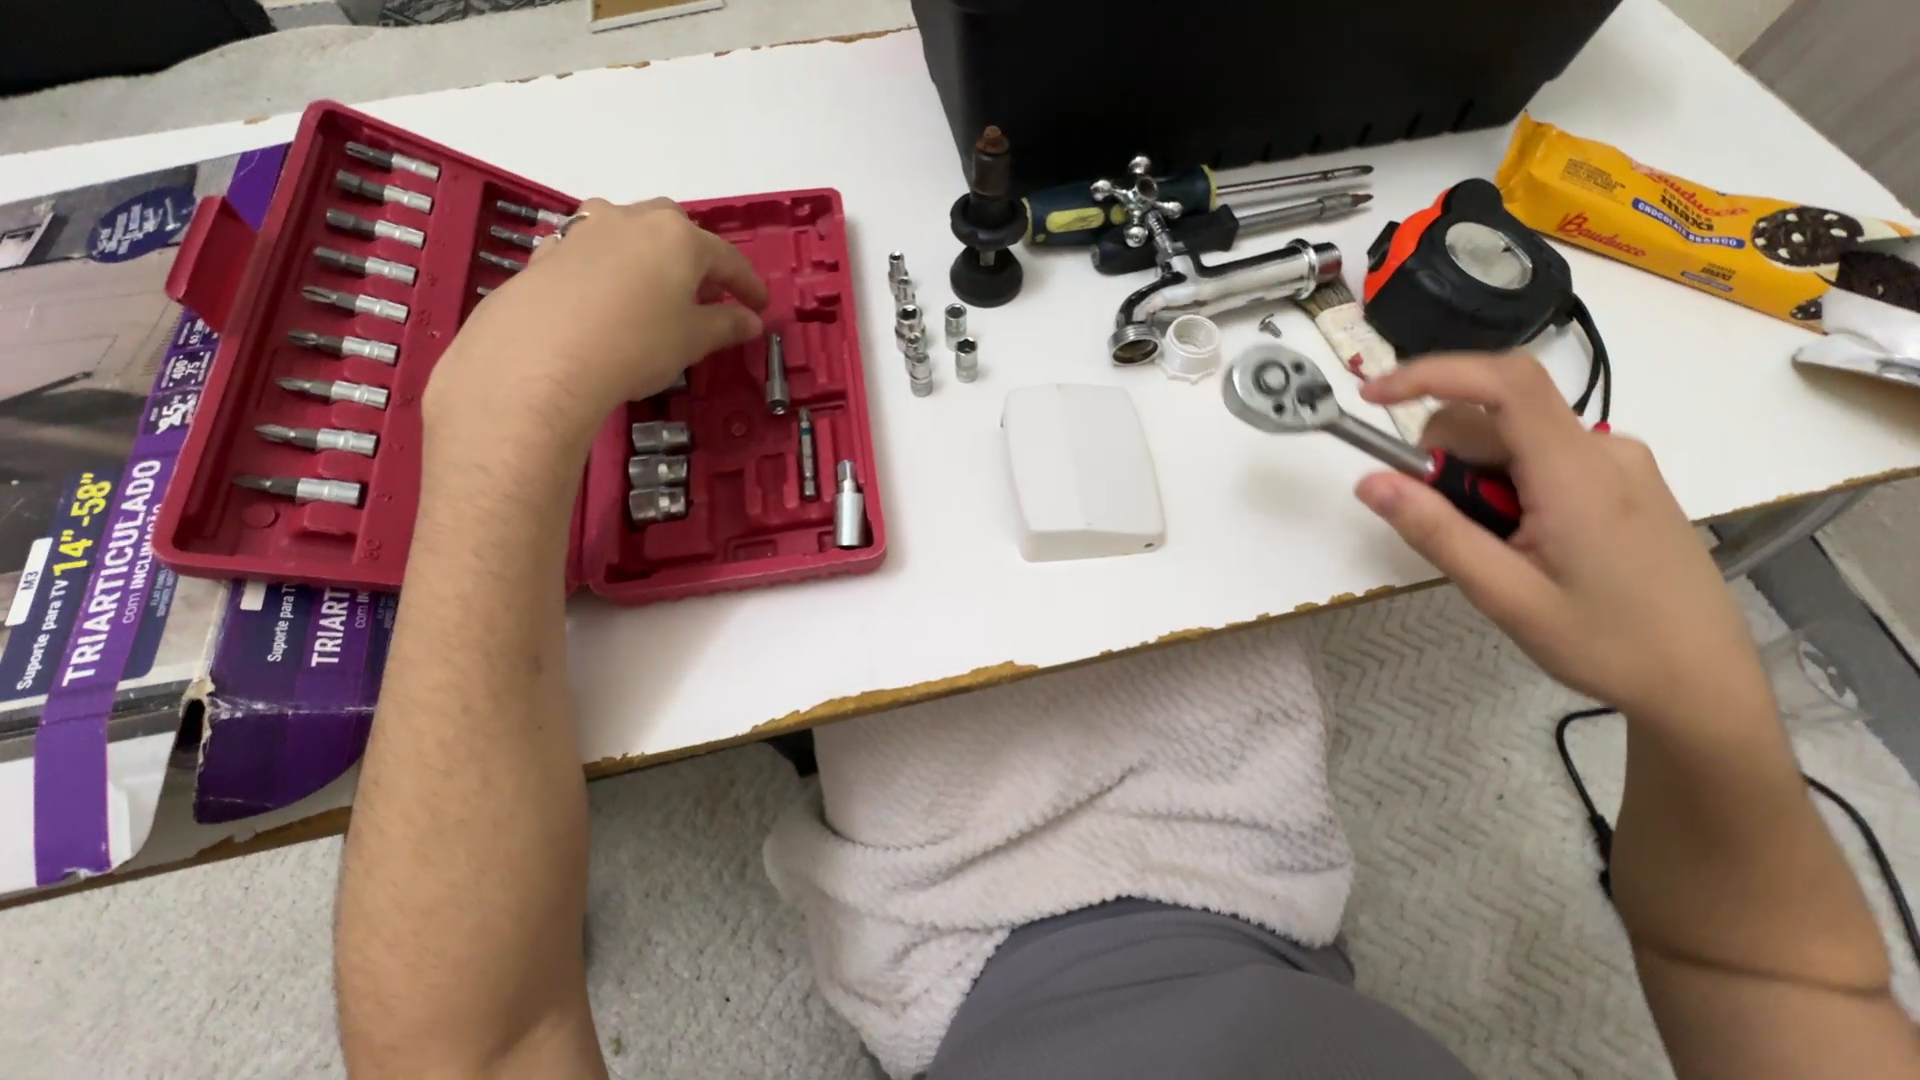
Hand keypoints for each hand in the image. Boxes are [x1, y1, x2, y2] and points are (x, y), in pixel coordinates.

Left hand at [424, 197, 768, 458]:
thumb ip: (726, 325)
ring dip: (648, 257)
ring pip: (629, 233)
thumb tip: (749, 321)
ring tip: (653, 293)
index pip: (727, 258)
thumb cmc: (637, 343)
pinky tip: (607, 300)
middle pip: (676, 230)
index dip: (748, 285)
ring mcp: (586, 229)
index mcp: (679, 237)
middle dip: (695, 259)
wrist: (542, 354)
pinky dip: (609, 269)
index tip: (760, 306)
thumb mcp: (693, 340)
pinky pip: (591, 252)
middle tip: (704, 294)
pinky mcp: (549, 250)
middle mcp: (632, 219)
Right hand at [1354, 352, 1764, 718]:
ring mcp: (1617, 462)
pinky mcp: (1622, 480)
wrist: (1704, 680)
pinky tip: (1520, 542)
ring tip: (1493, 549)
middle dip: (1446, 458)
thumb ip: (1436, 532)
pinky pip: (1540, 458)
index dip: (1431, 374)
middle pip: (1495, 417)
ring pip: (1513, 441)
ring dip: (1476, 479)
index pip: (1502, 383)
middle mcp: (1601, 449)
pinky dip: (1504, 485)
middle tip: (1442, 526)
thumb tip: (1369, 481)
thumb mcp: (1505, 596)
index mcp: (1576, 472)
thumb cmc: (1606, 644)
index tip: (1373, 396)